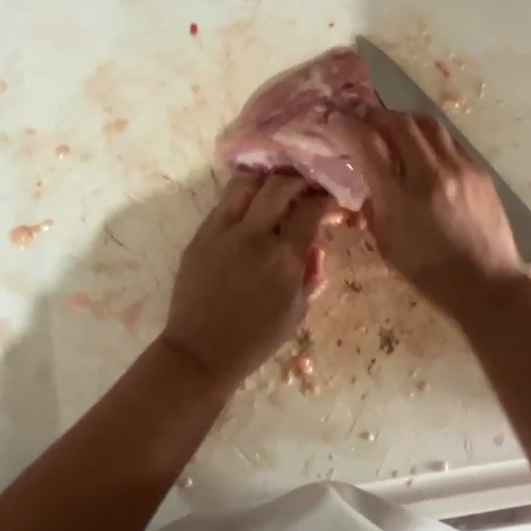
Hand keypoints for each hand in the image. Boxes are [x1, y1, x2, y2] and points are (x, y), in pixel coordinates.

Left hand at [160, 172, 332, 382]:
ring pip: (247, 183)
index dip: (324, 197)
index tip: (329, 197)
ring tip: (276, 187)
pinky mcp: (201, 234)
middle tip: (306, 184)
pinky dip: (243, 197)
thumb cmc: (256, 338)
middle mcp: (254, 236)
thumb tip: (314, 248)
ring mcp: (223, 231)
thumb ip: (310, 274)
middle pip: (279, 185)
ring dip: (266, 180)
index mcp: (284, 258)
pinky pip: (225, 203)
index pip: (310, 209)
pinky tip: (251, 205)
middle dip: (298, 179)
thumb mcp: (297, 312)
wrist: (201, 351)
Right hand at [342, 111, 529, 316]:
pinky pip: (449, 141)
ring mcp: (459, 169)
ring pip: (427, 124)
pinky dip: (429, 137)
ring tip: (392, 124)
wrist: (487, 284)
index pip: (368, 145)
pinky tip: (423, 148)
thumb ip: (374, 208)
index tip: (335, 121)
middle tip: (361, 115)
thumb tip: (368, 182)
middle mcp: (430, 175)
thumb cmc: (430, 274)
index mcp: (401, 199)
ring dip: (404, 119)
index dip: (347, 127)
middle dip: (374, 115)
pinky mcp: (479, 171)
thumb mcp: (387, 246)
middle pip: (398, 123)